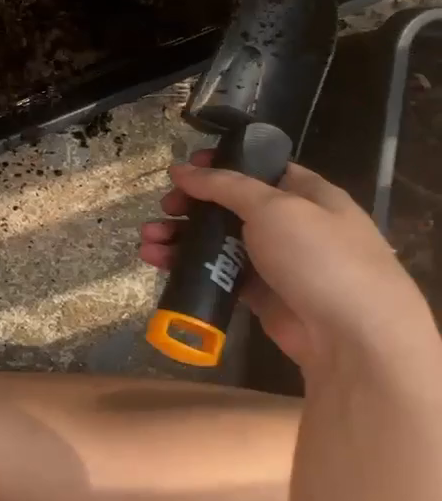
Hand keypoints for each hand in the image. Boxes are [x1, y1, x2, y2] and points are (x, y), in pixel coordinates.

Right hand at [140, 152, 433, 372]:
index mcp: (310, 198)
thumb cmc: (322, 260)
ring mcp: (274, 259)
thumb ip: (224, 185)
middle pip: (228, 204)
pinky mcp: (256, 289)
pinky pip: (211, 268)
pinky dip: (182, 262)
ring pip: (214, 238)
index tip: (186, 167)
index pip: (263, 169)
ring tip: (149, 239)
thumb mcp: (275, 209)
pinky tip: (156, 260)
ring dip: (176, 234)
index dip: (223, 164)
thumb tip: (183, 170)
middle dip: (189, 204)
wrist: (352, 337)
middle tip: (166, 207)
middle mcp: (292, 225)